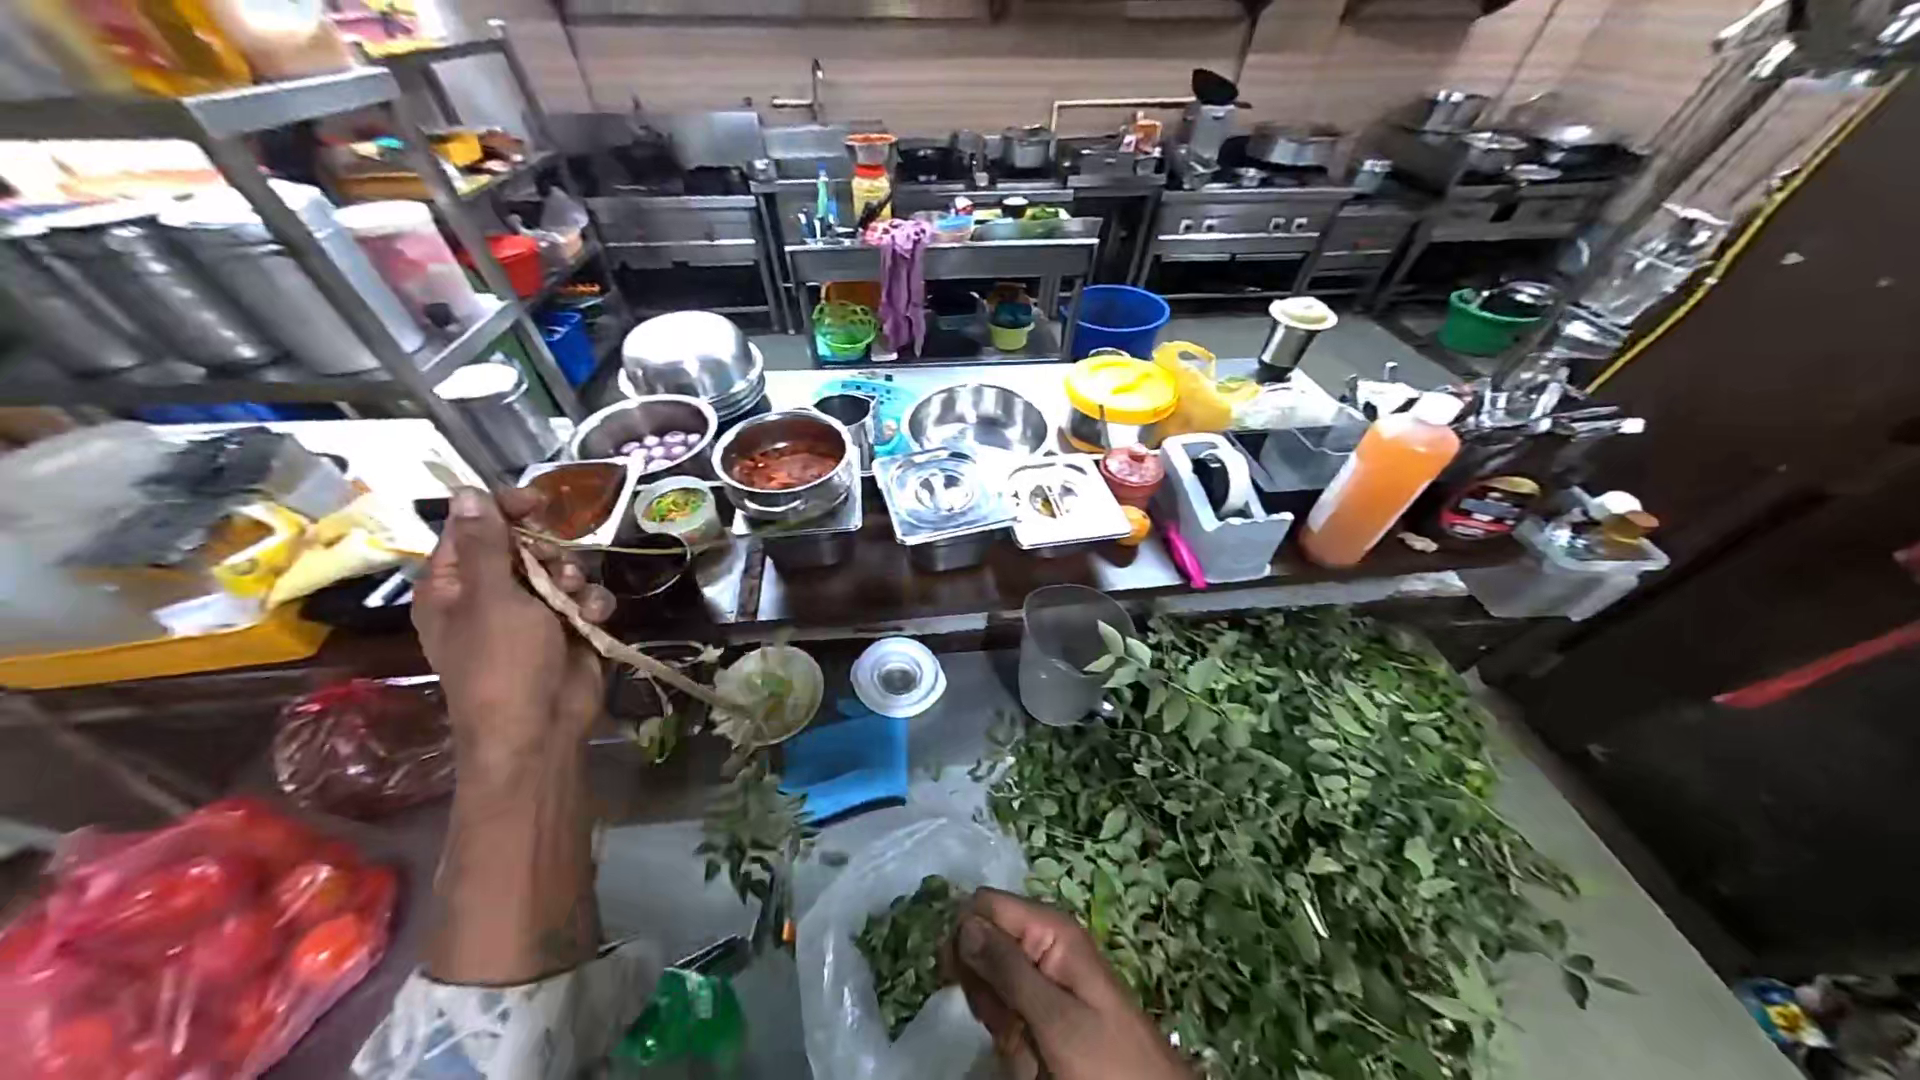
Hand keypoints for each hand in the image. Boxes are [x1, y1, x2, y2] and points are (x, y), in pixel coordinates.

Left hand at [412, 486, 614, 781]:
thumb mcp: (490, 597)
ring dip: (572, 578)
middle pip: (522, 545)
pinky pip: (584, 597)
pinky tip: (591, 618)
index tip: (537, 502)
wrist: (540, 725)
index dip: (503, 510)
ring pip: (560, 569)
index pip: (473, 528)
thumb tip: (465, 491)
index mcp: (454, 585)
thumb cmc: (502, 661)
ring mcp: (532, 613)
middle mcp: (490, 594)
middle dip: (547, 550)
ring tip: (571, 599)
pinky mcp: (568, 628)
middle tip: (553, 563)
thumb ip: (485, 543)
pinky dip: (591, 604)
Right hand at [949, 888, 1190, 1079]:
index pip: (984, 904)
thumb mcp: (1056, 1018)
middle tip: (1005, 1018)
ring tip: (1022, 1040)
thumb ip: (1008, 968)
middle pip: (981, 941)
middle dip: (982, 984)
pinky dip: (1006, 1029)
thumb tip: (964, 923)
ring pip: (987, 978)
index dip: (966, 937)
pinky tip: (1026, 1050)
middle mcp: (1042, 939)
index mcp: (1049, 927)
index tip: (965, 980)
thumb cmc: (1106, 1060)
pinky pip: (1003, 1005)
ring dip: (994, 1012)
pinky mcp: (1039, 1001)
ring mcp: (1040, 971)